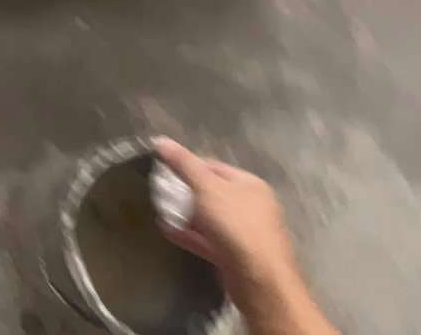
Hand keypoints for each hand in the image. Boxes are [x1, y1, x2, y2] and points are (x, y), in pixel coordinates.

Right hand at [152, 138, 300, 294]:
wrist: (260, 280)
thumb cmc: (236, 224)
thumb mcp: (206, 187)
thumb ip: (183, 164)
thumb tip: (161, 140)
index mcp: (249, 185)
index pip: (213, 166)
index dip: (187, 165)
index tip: (164, 168)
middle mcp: (250, 206)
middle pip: (211, 192)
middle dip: (184, 191)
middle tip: (160, 190)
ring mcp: (243, 233)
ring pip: (208, 217)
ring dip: (184, 214)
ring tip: (160, 209)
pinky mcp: (234, 255)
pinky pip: (207, 238)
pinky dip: (188, 233)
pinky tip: (167, 229)